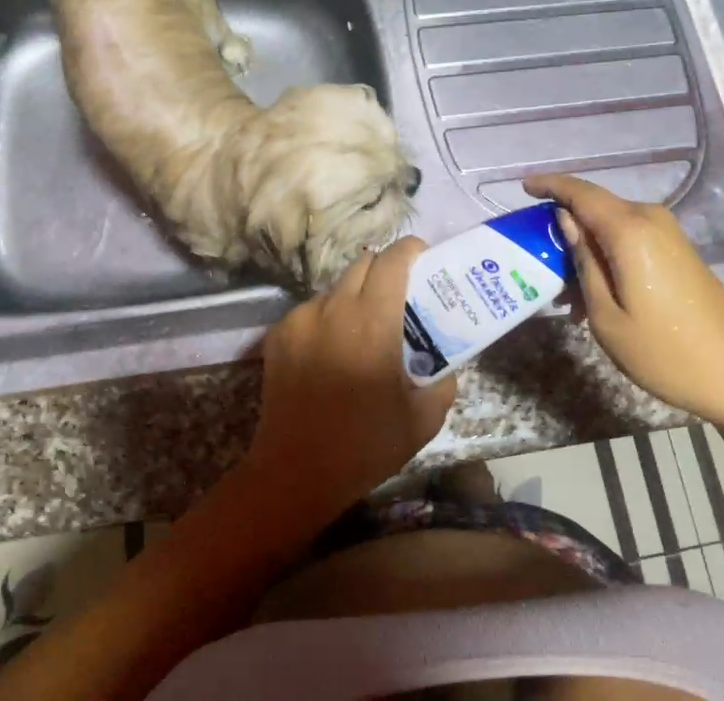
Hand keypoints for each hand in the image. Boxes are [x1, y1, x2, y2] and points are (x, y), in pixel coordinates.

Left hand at [242, 237, 457, 512]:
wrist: (295, 473)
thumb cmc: (365, 446)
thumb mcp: (423, 418)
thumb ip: (442, 381)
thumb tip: (446, 362)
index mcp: (372, 322)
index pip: (392, 260)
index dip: (411, 250)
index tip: (425, 257)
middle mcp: (333, 309)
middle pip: (363, 263)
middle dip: (386, 269)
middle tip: (403, 296)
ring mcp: (300, 320)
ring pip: (335, 287)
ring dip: (356, 295)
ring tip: (367, 328)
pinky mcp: (277, 335)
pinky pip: (311, 311)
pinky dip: (329, 318)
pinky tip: (335, 351)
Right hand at [524, 174, 723, 433]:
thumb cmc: (665, 354)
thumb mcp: (607, 317)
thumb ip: (583, 263)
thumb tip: (565, 221)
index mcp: (630, 231)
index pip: (581, 193)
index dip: (550, 185)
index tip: (523, 186)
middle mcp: (652, 221)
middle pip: (596, 209)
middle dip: (563, 230)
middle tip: (537, 265)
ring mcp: (670, 237)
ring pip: (612, 229)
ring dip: (584, 253)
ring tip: (565, 298)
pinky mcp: (679, 255)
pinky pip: (631, 243)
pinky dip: (607, 261)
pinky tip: (595, 300)